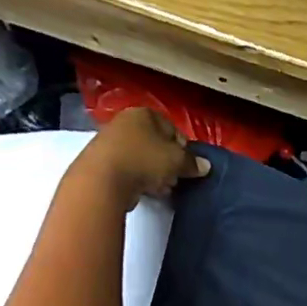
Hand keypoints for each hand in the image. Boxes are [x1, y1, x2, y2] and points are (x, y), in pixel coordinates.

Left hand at [76, 107, 210, 205]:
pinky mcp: (101, 162)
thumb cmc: (144, 160)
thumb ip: (192, 163)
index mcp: (144, 113)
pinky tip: (144, 191)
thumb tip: (205, 166)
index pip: (171, 128)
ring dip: (153, 172)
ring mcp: (110, 141)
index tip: (188, 166)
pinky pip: (128, 169)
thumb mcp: (176, 161)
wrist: (102, 179)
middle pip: (155, 143)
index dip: (183, 148)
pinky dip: (138, 179)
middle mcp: (125, 122)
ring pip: (141, 157)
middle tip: (175, 178)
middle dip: (167, 161)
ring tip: (161, 188)